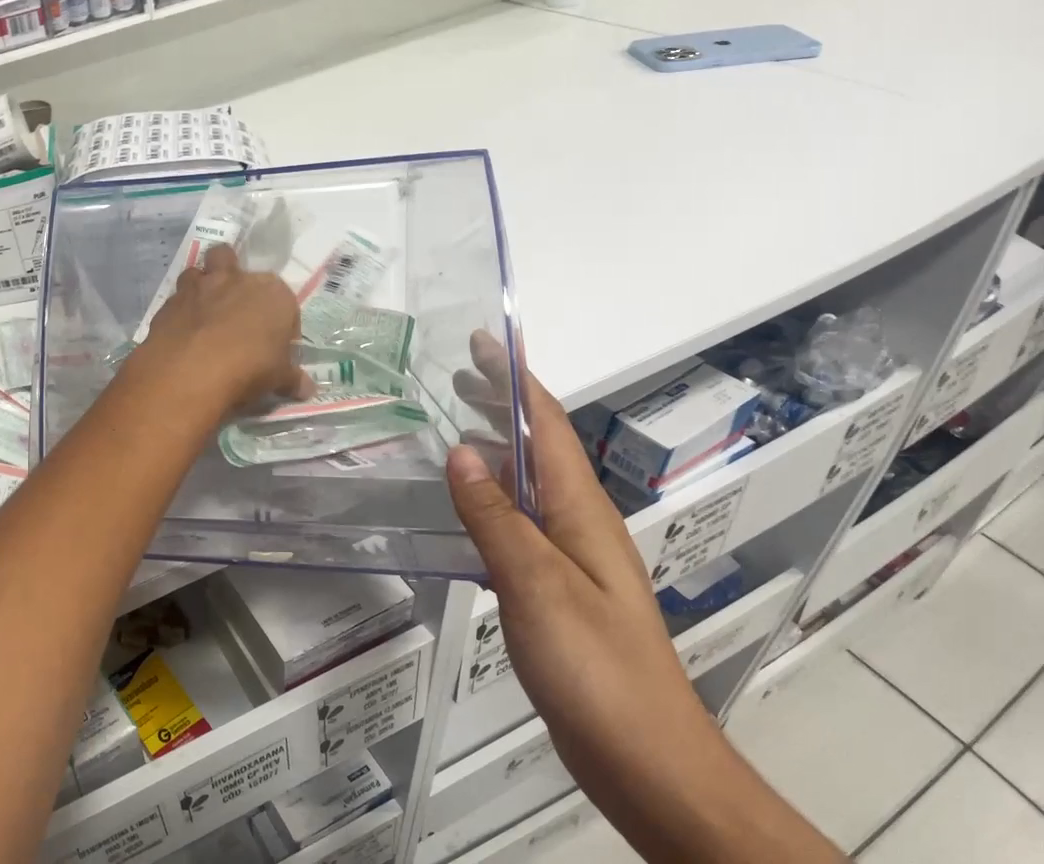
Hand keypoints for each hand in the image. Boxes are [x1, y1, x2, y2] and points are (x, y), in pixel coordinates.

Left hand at [131, 245, 311, 413]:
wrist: (191, 370)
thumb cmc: (249, 368)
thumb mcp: (278, 379)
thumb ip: (292, 379)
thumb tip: (307, 388)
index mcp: (272, 293)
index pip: (283, 301)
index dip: (279, 323)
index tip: (274, 345)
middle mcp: (235, 280)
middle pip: (233, 262)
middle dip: (233, 279)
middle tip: (234, 311)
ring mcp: (199, 287)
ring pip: (199, 271)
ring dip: (200, 286)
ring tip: (203, 314)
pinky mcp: (169, 302)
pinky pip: (175, 299)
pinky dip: (179, 311)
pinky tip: (180, 333)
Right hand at [445, 336, 721, 799]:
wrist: (646, 758)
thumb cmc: (596, 667)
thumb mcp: (535, 585)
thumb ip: (495, 518)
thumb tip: (461, 450)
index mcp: (583, 514)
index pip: (550, 429)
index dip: (517, 380)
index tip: (482, 341)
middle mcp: (581, 526)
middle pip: (543, 449)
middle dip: (505, 404)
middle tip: (454, 376)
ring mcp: (572, 561)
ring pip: (530, 486)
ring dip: (497, 448)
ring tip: (453, 427)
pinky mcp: (558, 593)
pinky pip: (520, 524)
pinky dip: (492, 498)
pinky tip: (467, 508)